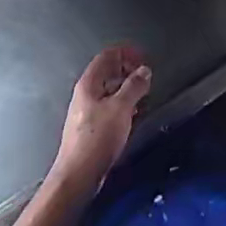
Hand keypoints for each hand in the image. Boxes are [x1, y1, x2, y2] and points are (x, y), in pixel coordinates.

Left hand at [51, 46, 150, 191]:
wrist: (78, 172)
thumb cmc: (99, 137)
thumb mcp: (121, 108)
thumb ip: (133, 87)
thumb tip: (144, 69)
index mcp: (89, 82)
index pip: (106, 56)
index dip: (125, 52)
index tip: (144, 57)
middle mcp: (85, 92)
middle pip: (106, 71)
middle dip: (127, 68)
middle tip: (146, 76)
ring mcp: (86, 109)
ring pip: (108, 89)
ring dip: (126, 87)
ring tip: (144, 93)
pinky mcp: (91, 125)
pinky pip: (108, 104)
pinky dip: (122, 102)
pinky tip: (133, 113)